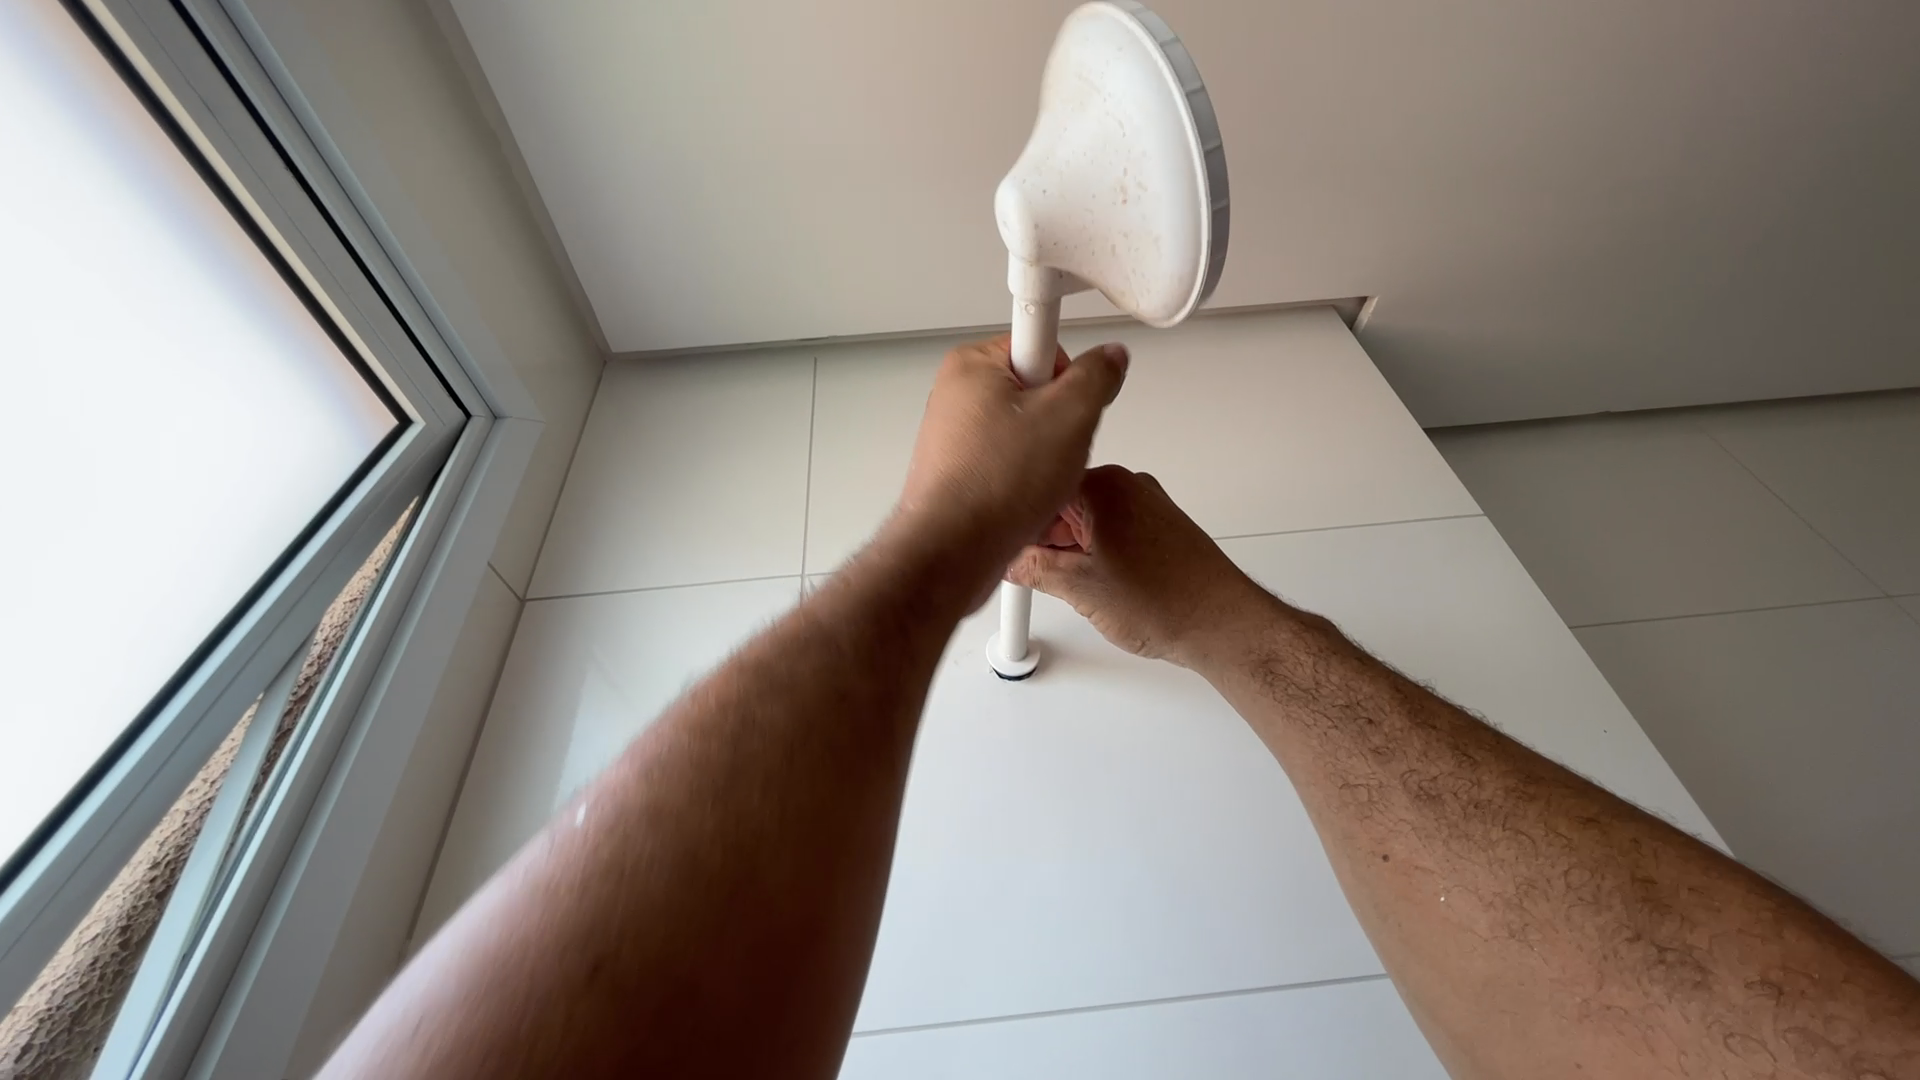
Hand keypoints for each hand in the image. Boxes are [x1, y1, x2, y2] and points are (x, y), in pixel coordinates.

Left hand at [895, 337, 1128, 582]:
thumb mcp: (1071, 417)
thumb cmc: (993, 486)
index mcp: (973, 365)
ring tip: (1037, 480)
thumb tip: (1109, 359)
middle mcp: (957, 395)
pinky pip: (1008, 463)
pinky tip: (1025, 498)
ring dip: (1045, 456)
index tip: (1074, 393)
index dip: (1069, 374)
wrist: (952, 550)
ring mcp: (955, 435)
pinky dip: (1024, 479)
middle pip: (1035, 391)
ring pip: (1025, 432)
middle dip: (1059, 422)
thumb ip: (1097, 376)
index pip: (1041, 343)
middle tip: (1057, 447)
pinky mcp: (959, 470)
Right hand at [1007, 466, 1270, 668]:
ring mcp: (1146, 505)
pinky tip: (1093, 584)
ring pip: (1084, 520)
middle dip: (1041, 538)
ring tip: (1067, 585)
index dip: (1015, 524)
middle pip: (1060, 503)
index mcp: (1104, 485)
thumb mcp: (1078, 587)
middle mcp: (1127, 486)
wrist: (1222, 625)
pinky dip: (1094, 553)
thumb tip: (1012, 561)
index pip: (1038, 491)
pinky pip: (1110, 531)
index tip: (1001, 547)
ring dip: (1068, 549)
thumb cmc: (1168, 601)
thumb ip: (1033, 568)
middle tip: (1026, 572)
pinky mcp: (1158, 527)